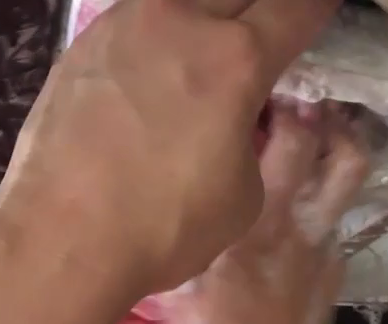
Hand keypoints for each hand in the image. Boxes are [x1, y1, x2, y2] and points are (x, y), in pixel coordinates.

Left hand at [0, 0, 338, 303]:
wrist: (65, 237)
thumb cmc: (163, 228)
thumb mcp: (241, 197)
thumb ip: (250, 142)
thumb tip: (237, 121)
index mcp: (235, 60)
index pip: (295, 8)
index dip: (317, 9)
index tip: (322, 12)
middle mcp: (180, 21)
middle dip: (260, 12)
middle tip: (266, 37)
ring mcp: (124, 25)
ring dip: (205, 18)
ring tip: (207, 53)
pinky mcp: (82, 44)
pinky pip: (137, 21)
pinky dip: (159, 36)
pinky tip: (155, 71)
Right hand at [174, 103, 369, 323]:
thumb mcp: (178, 294)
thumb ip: (180, 247)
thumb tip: (166, 217)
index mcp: (256, 218)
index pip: (287, 137)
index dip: (283, 105)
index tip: (263, 95)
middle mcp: (299, 221)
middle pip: (342, 149)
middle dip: (327, 118)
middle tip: (302, 111)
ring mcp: (325, 247)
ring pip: (350, 181)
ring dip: (340, 152)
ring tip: (316, 146)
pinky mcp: (334, 271)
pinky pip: (336, 223)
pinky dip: (322, 207)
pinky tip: (296, 220)